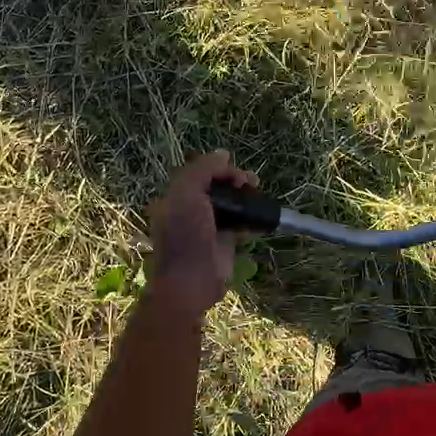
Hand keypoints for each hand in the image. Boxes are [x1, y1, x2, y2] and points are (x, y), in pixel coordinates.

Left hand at [146, 150, 257, 317]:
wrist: (191, 281)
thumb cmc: (185, 233)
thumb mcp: (187, 192)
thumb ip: (204, 169)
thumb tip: (223, 154)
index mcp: (175, 197)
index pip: (199, 172)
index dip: (218, 167)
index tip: (234, 170)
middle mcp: (190, 210)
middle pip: (217, 185)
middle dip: (235, 178)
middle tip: (250, 180)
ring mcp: (208, 226)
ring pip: (230, 202)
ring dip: (245, 195)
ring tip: (257, 191)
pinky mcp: (225, 242)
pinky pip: (240, 222)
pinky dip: (250, 215)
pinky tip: (260, 213)